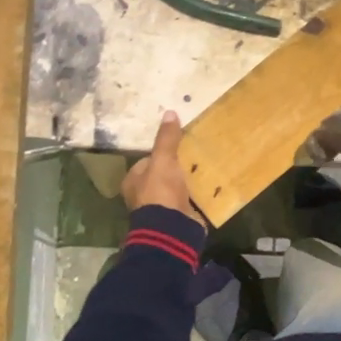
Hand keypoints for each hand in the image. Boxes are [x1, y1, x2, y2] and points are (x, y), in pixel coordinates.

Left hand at [121, 111, 202, 225]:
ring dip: (187, 183)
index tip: (177, 148)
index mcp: (132, 182)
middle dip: (176, 169)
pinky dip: (196, 197)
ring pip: (175, 190)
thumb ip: (166, 139)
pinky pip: (187, 203)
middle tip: (193, 158)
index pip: (146, 162)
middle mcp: (143, 196)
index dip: (161, 154)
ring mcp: (160, 210)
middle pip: (162, 176)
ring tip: (204, 170)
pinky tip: (208, 188)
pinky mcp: (176, 220)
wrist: (172, 228)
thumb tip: (169, 112)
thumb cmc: (160, 191)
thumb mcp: (163, 160)